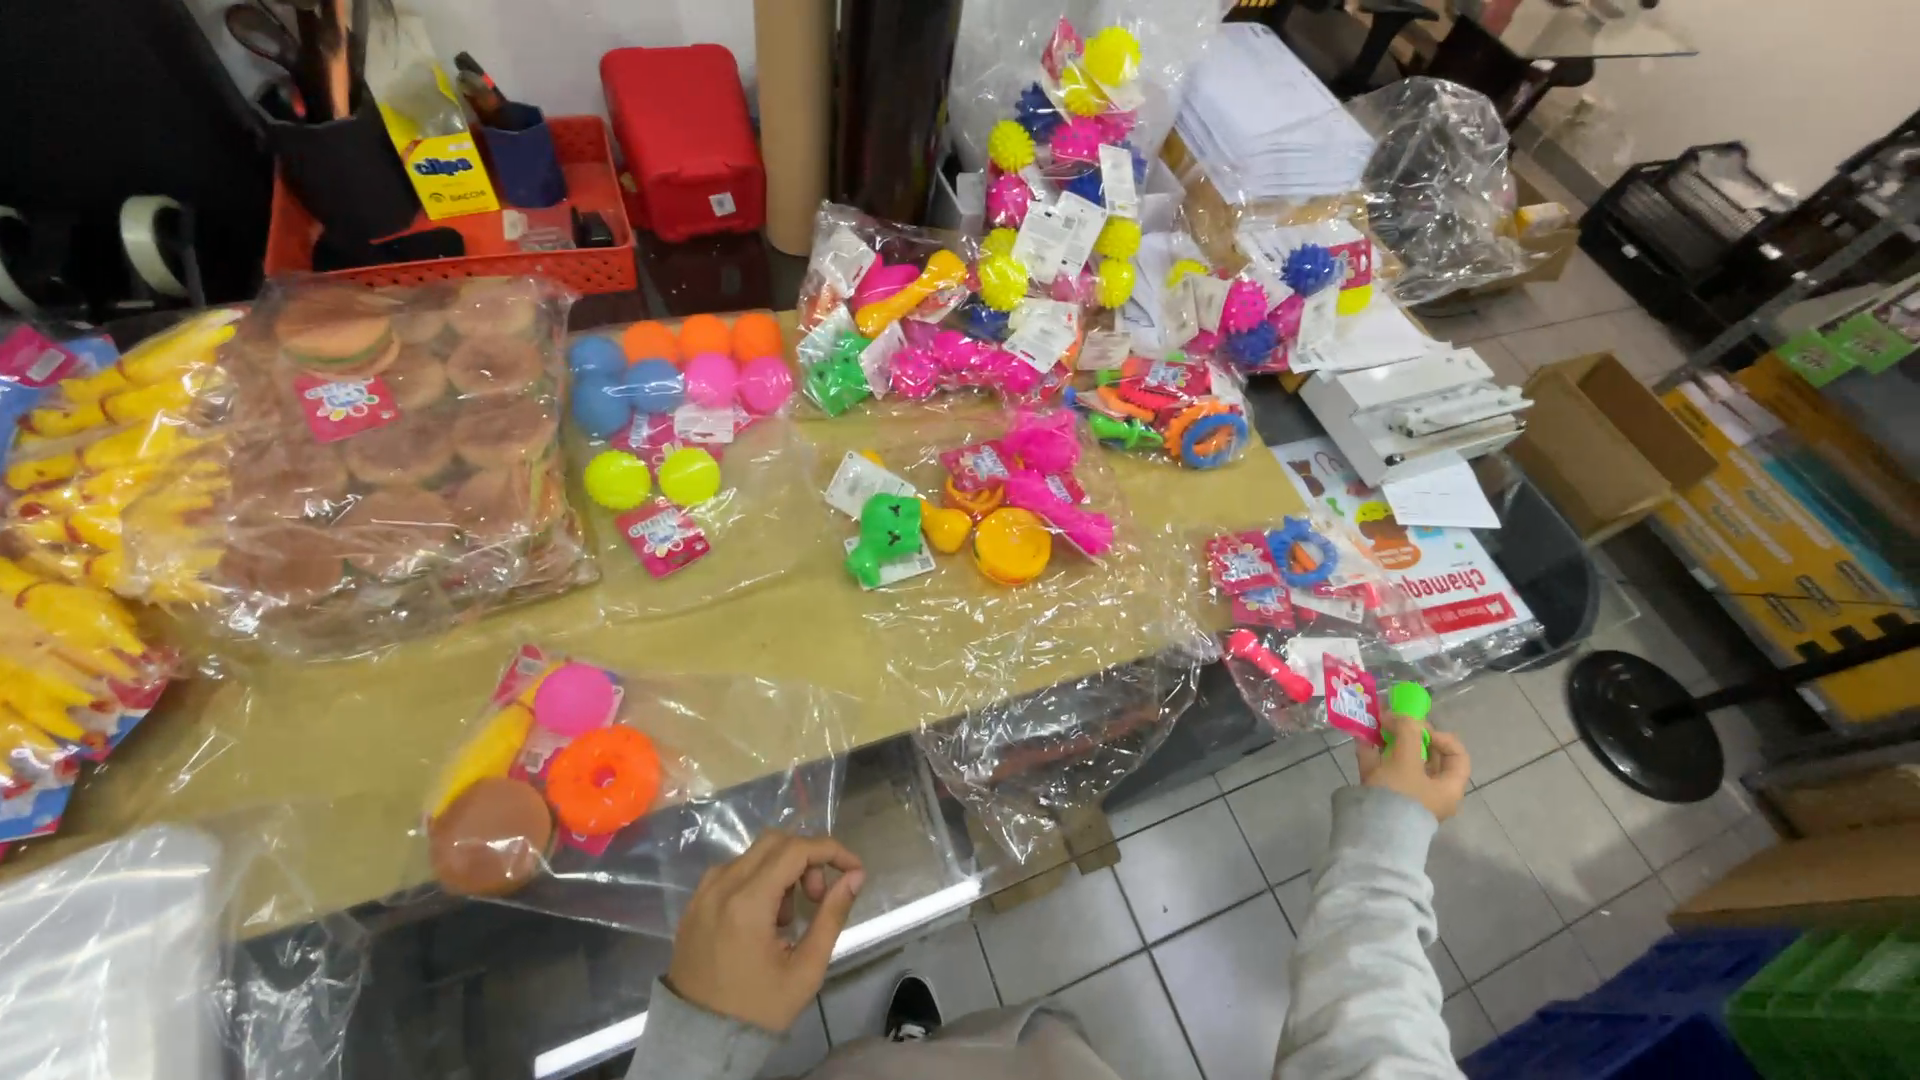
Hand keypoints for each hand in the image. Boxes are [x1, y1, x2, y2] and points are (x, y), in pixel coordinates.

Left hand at [666, 831, 865, 1032]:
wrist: (697, 1042)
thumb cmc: (756, 1009)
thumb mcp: (805, 970)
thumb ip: (832, 916)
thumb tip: (855, 877)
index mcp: (747, 902)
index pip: (797, 850)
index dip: (832, 851)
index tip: (854, 870)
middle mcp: (721, 885)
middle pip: (775, 841)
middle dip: (807, 858)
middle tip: (817, 896)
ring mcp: (703, 891)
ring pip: (754, 853)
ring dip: (783, 869)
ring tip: (788, 917)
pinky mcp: (695, 902)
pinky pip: (734, 870)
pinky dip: (759, 878)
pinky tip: (764, 916)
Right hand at [1355, 712, 1469, 821]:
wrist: (1373, 831)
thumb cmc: (1401, 794)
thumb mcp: (1406, 758)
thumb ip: (1407, 731)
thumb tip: (1399, 715)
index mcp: (1449, 787)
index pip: (1457, 755)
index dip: (1440, 736)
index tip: (1419, 729)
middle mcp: (1432, 792)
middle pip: (1426, 756)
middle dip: (1409, 735)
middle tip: (1393, 722)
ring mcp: (1407, 795)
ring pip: (1402, 762)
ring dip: (1389, 742)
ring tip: (1375, 728)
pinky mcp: (1385, 797)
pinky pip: (1383, 771)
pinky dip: (1374, 754)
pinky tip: (1361, 741)